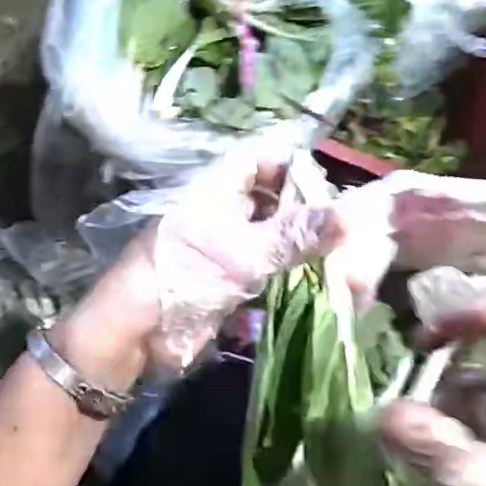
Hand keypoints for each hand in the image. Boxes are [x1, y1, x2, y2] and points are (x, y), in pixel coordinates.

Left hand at [127, 147, 338, 370]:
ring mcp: (225, 242)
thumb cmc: (186, 275)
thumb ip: (296, 235)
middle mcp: (224, 208)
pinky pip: (265, 263)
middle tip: (346, 225)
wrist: (137, 328)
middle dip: (305, 207)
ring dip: (300, 241)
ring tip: (341, 252)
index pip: (264, 157)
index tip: (333, 186)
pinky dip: (288, 268)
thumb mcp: (245, 252)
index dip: (296, 165)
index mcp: (219, 186)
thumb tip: (347, 216)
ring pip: (271, 231)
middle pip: (271, 194)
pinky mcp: (227, 275)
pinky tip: (318, 277)